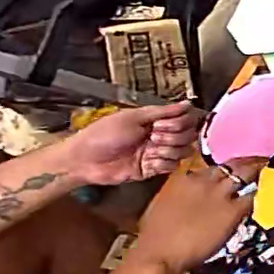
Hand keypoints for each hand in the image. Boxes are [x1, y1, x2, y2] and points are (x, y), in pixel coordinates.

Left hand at [60, 102, 201, 184]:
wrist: (85, 160)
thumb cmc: (104, 134)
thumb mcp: (133, 117)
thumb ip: (163, 111)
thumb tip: (188, 104)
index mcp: (157, 122)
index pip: (187, 120)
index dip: (181, 123)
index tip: (161, 124)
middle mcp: (162, 136)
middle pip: (189, 136)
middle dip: (174, 137)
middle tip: (153, 138)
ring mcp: (159, 153)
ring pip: (185, 151)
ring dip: (169, 151)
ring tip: (150, 151)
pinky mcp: (154, 169)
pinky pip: (173, 166)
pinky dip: (163, 163)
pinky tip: (148, 162)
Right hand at [132, 159, 261, 273]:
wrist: (159, 256)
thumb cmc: (155, 237)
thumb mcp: (163, 206)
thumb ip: (182, 194)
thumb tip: (192, 195)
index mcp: (182, 179)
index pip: (208, 166)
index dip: (221, 169)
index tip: (229, 170)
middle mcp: (202, 181)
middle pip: (229, 166)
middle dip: (244, 163)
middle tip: (257, 160)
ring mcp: (219, 194)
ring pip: (245, 174)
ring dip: (256, 172)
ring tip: (265, 167)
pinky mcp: (234, 210)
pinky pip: (252, 197)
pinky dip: (257, 195)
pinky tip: (264, 194)